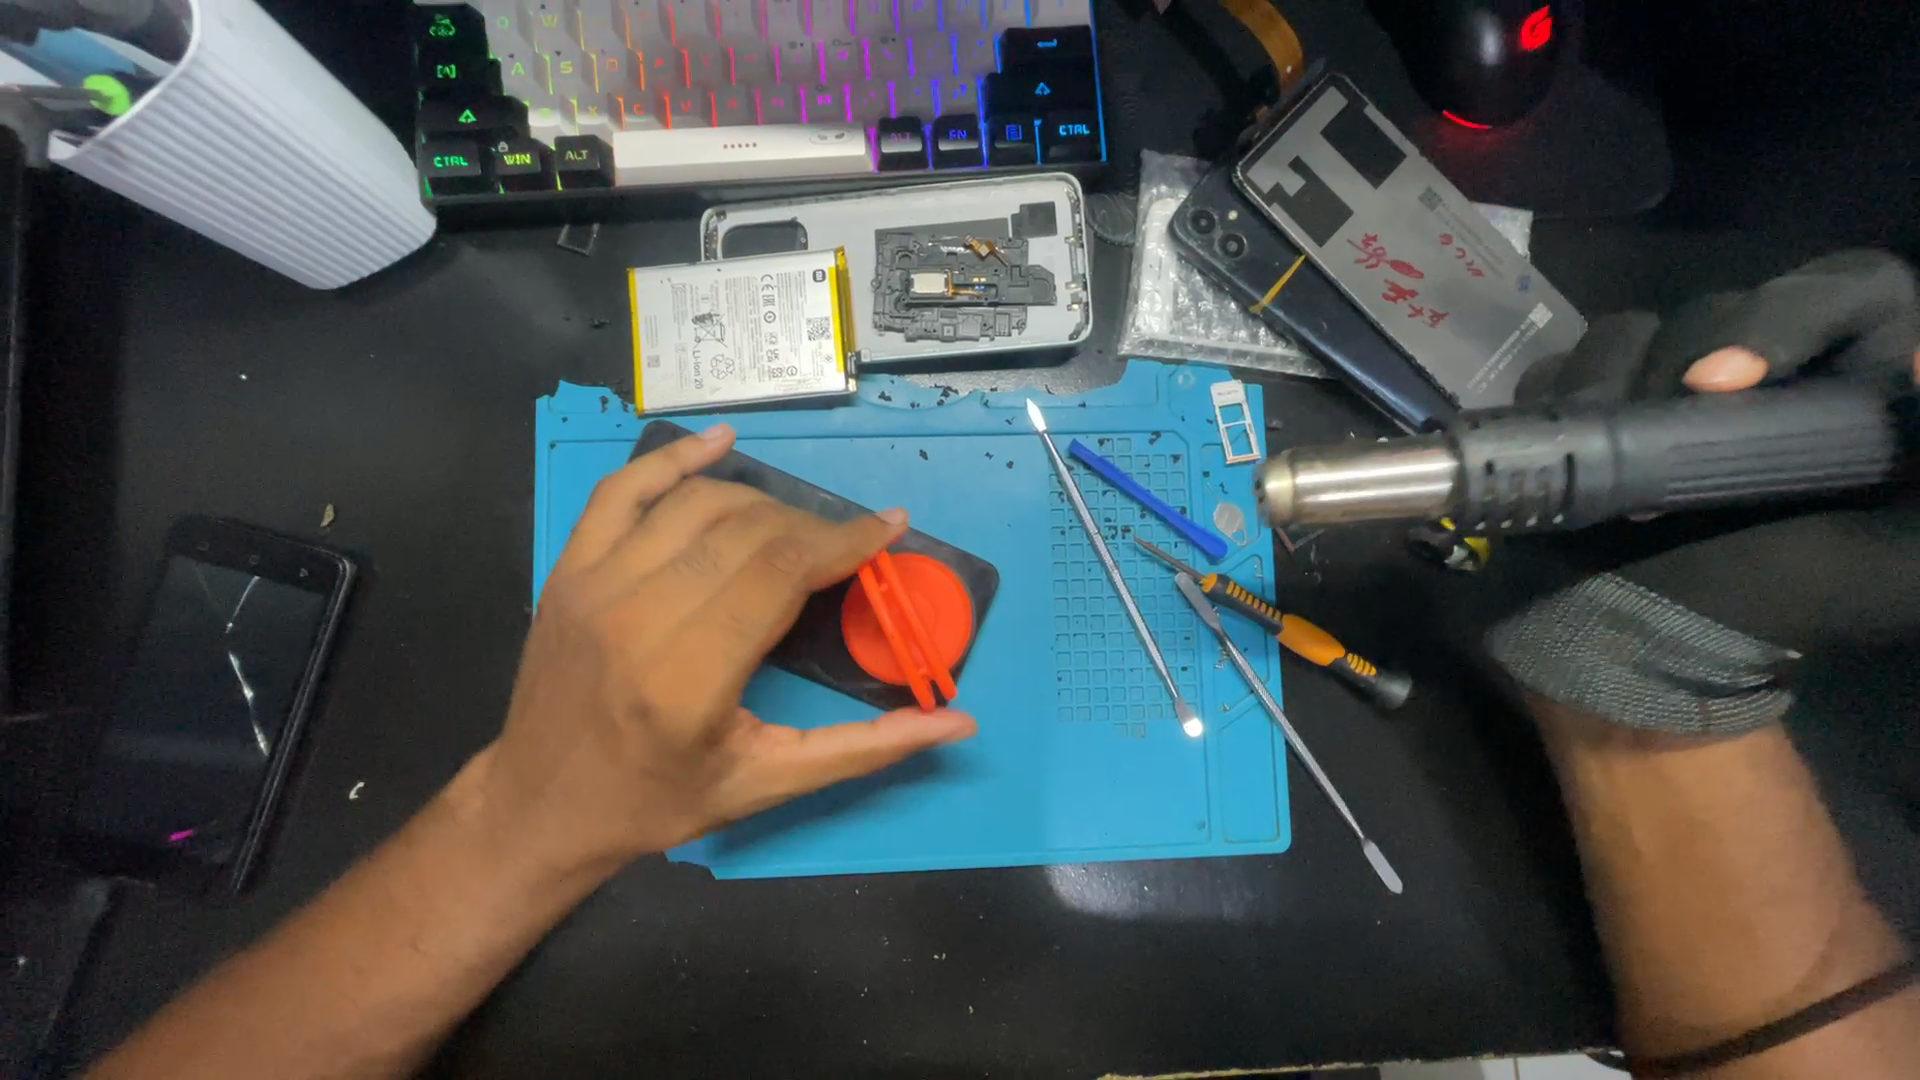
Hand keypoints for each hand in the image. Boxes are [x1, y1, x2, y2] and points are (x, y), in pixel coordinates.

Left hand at [471, 425, 976, 869]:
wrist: (539, 806)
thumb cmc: (659, 802)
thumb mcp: (768, 786)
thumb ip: (866, 749)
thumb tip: (958, 726)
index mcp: (689, 679)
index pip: (779, 571)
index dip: (842, 540)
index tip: (886, 528)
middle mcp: (637, 618)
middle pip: (748, 531)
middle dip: (813, 526)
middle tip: (847, 542)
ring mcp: (595, 585)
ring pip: (698, 504)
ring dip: (763, 501)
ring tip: (798, 524)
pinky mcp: (569, 569)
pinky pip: (625, 490)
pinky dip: (675, 459)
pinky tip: (720, 441)